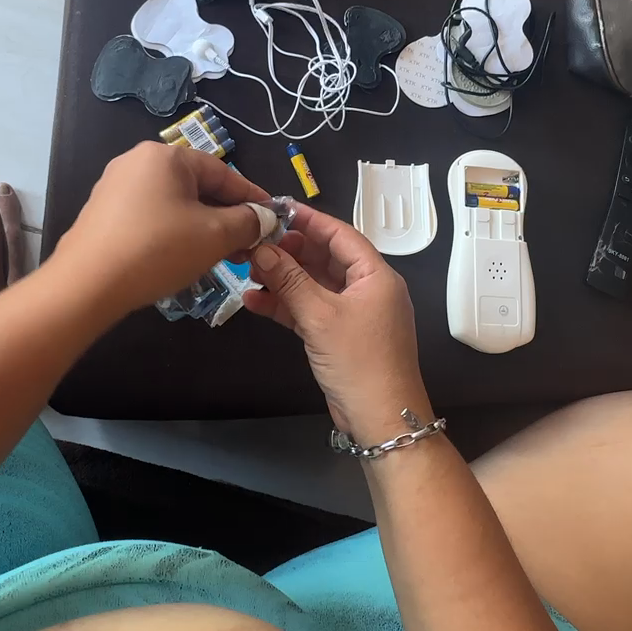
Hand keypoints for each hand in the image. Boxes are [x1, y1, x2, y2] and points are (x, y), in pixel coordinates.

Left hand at [50, 142, 269, 317]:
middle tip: (248, 243)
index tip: (273, 217)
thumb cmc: (157, 250)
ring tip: (220, 255)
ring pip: (174, 203)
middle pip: (197, 186)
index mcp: (165, 156)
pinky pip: (151, 216)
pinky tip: (182, 257)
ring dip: (202, 227)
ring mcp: (115, 186)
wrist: (86, 286)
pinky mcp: (103, 213)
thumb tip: (264, 217)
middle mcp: (137, 161)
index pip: (222, 172)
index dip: (252, 197)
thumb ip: (247, 222)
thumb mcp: (215, 236)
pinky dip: (174, 232)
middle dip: (226, 216)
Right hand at [242, 204, 427, 440]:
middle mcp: (367, 289)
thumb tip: (262, 250)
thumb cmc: (360, 361)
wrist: (381, 420)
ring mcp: (353, 314)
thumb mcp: (320, 316)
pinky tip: (255, 301)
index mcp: (375, 275)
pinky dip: (286, 305)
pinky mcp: (339, 336)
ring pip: (314, 285)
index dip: (310, 221)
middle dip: (290, 251)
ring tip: (250, 270)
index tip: (279, 210)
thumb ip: (289, 281)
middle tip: (258, 243)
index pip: (341, 235)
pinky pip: (310, 310)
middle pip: (325, 258)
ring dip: (283, 278)